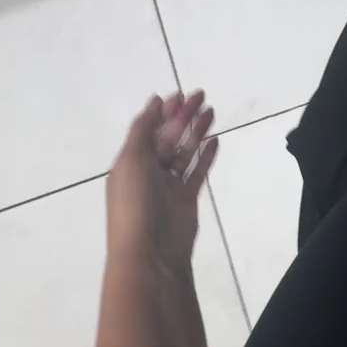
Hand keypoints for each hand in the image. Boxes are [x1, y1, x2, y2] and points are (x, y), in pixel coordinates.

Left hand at [106, 91, 217, 277]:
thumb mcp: (132, 159)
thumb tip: (155, 100)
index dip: (163, 111)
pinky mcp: (186, 198)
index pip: (149, 130)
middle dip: (183, 116)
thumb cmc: (135, 202)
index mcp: (131, 162)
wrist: (150, 252)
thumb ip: (144, 128)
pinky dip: (205, 155)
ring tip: (211, 112)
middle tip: (201, 96)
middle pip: (168, 137)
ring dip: (196, 131)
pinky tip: (215, 140)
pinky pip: (197, 171)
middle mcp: (148, 172)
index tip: (180, 94)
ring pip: (184, 151)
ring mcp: (168, 186)